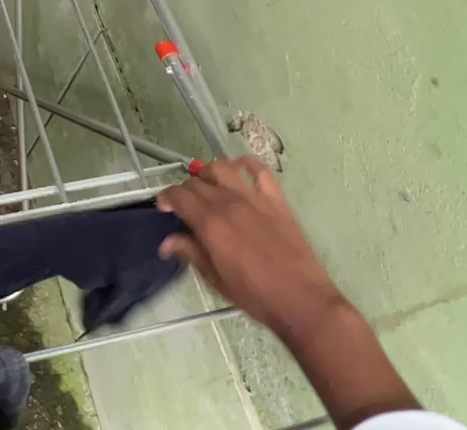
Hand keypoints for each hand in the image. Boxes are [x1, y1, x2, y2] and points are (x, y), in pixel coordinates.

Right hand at [156, 157, 346, 343]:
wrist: (302, 301)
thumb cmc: (256, 295)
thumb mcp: (216, 279)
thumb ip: (191, 253)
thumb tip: (166, 242)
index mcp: (210, 224)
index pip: (178, 196)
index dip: (166, 197)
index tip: (163, 206)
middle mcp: (228, 203)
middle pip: (196, 183)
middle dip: (184, 190)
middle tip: (184, 206)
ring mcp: (253, 198)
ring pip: (222, 168)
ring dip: (209, 173)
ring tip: (208, 186)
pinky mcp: (276, 200)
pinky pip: (260, 171)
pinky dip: (246, 164)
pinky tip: (239, 169)